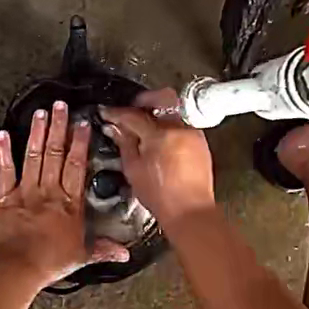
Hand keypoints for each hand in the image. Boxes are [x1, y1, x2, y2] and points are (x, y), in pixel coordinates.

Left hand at [0, 100, 128, 283]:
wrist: (15, 267)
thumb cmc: (48, 263)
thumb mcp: (81, 257)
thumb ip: (102, 249)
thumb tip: (125, 252)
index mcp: (69, 203)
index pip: (77, 166)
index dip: (80, 143)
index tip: (83, 124)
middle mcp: (48, 191)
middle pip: (55, 153)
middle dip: (59, 127)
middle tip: (61, 106)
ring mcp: (26, 191)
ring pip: (34, 155)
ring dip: (38, 132)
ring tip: (41, 112)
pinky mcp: (5, 197)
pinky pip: (5, 170)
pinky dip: (3, 152)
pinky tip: (3, 134)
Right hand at [99, 89, 216, 226]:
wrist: (190, 211)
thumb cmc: (162, 196)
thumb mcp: (133, 169)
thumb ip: (124, 143)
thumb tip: (116, 127)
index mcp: (160, 135)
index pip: (134, 114)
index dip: (117, 112)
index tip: (108, 113)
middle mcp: (180, 129)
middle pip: (161, 98)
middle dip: (143, 100)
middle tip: (130, 111)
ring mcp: (193, 134)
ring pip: (173, 111)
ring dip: (157, 115)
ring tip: (144, 130)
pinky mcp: (200, 142)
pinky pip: (182, 125)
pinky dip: (169, 128)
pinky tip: (160, 142)